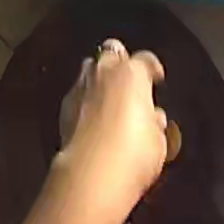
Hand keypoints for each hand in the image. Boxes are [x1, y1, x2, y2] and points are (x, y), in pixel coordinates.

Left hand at [50, 39, 168, 223]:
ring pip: (91, 66)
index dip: (153, 68)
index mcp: (132, 74)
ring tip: (109, 97)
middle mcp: (105, 70)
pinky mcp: (66, 101)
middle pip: (113, 51)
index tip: (157, 79)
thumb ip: (155, 121)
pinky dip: (86, 97)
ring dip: (101, 76)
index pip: (146, 60)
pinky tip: (92, 116)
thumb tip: (153, 116)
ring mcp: (82, 83)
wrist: (91, 172)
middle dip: (121, 62)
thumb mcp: (158, 140)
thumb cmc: (134, 154)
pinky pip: (79, 90)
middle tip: (129, 83)